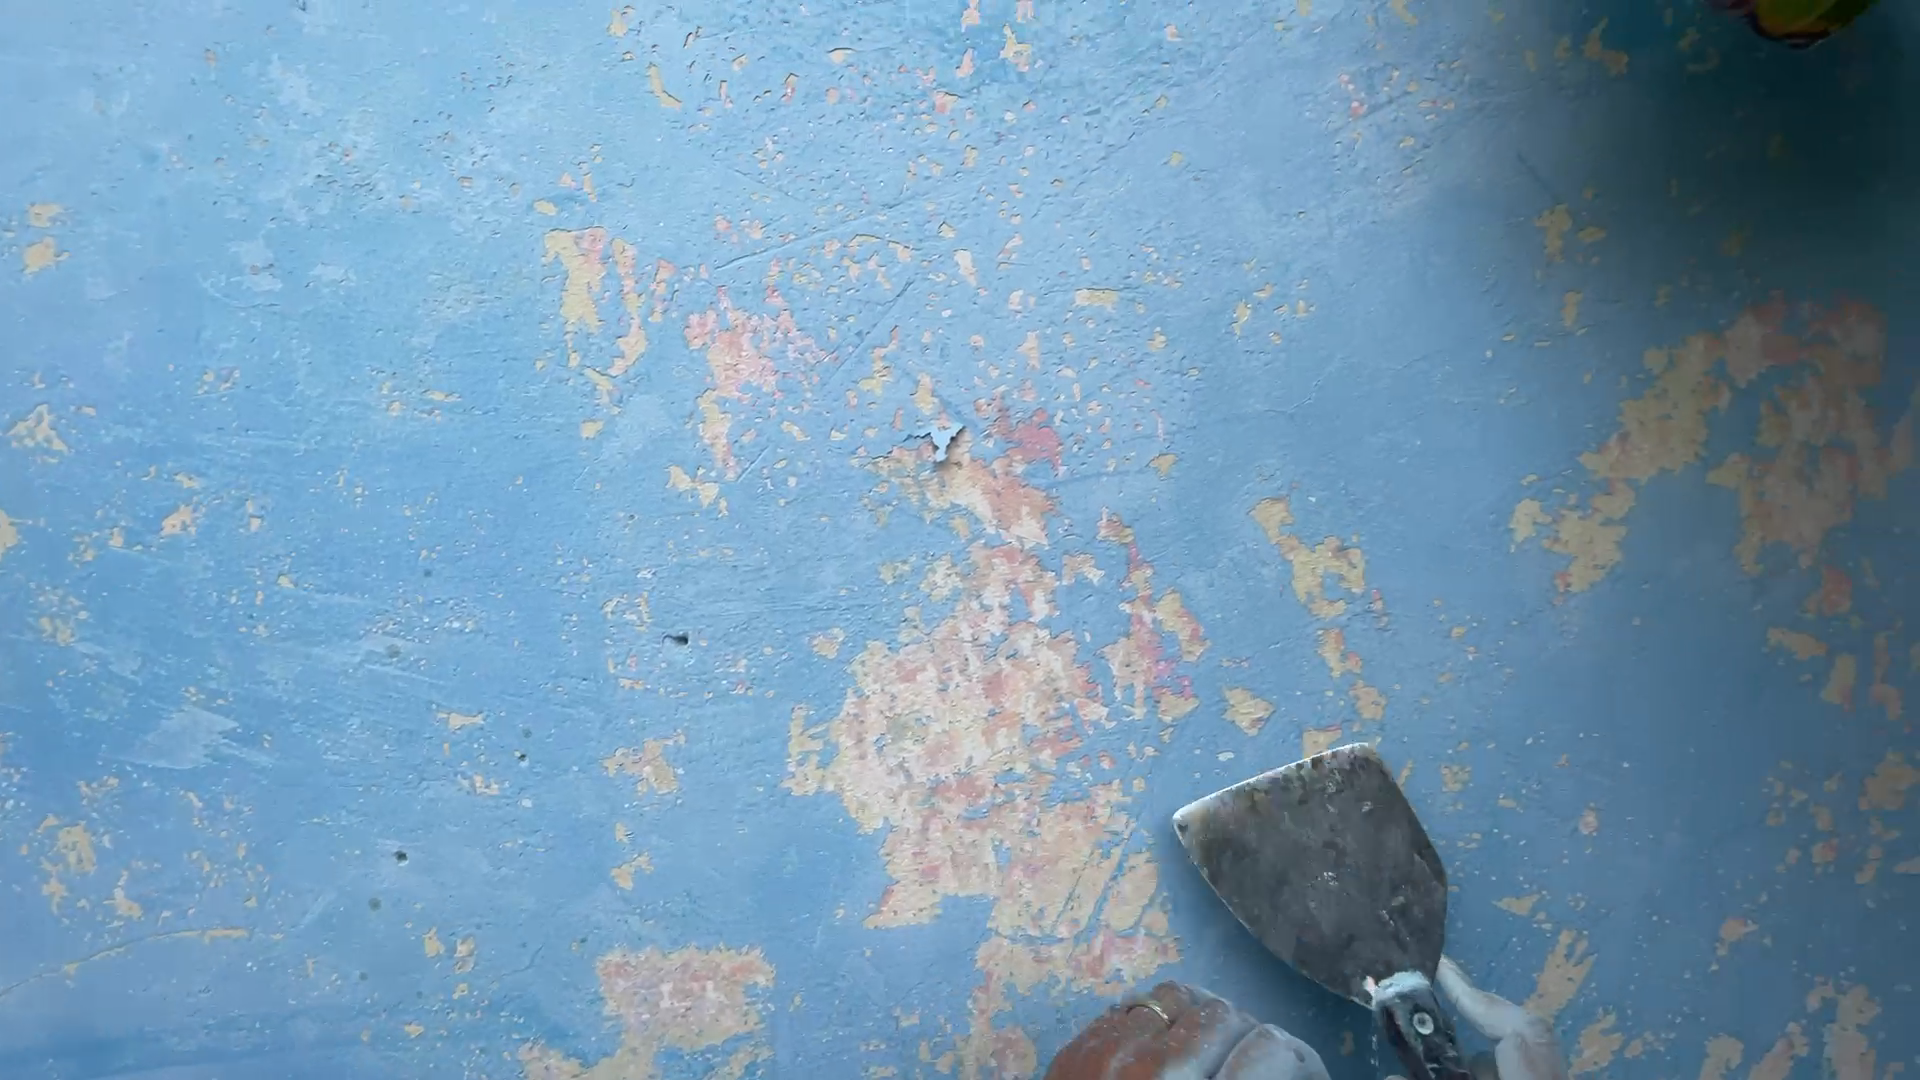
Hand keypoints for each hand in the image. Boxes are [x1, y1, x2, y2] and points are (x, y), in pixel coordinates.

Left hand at [1044, 981, 1331, 1079]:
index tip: (1299, 1069)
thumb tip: (1288, 1062)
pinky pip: (1137, 1003)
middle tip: (1254, 1059)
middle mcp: (1161, 1075)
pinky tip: (1167, 1042)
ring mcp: (1113, 1055)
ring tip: (1211, 1043)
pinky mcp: (1081, 1046)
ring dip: (1202, 1017)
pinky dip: (1160, 1018)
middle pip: (1225, 1014)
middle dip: (1247, 1035)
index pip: (1272, 1050)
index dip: (1296, 1058)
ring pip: (1180, 995)